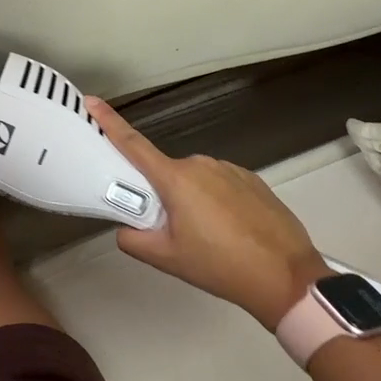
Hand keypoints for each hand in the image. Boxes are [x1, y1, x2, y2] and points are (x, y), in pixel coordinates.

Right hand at [87, 96, 331, 329]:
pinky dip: (218, 201)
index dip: (109, 121)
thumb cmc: (221, 266)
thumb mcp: (167, 259)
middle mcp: (200, 164)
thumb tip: (125, 228)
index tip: (91, 101)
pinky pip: (221, 184)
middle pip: (166, 173)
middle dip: (163, 194)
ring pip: (194, 179)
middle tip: (176, 230)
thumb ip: (133, 240)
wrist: (289, 280)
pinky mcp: (253, 180)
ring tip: (210, 236)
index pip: (132, 144)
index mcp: (175, 179)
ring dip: (192, 198)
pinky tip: (232, 230)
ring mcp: (230, 170)